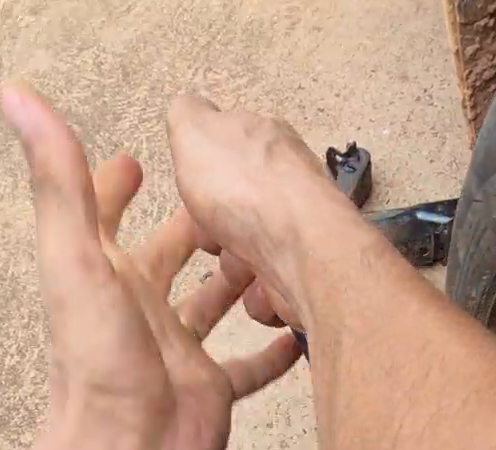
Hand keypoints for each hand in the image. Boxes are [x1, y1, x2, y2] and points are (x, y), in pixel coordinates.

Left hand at [1, 84, 302, 449]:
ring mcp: (181, 351)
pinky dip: (271, 352)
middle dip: (193, 230)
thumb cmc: (101, 359)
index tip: (136, 160)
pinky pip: (248, 366)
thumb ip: (59, 184)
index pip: (104, 219)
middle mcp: (142, 310)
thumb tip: (16, 95)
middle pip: (169, 260)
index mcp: (107, 276)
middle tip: (227, 201)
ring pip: (213, 306)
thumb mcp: (76, 261)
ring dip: (237, 281)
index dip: (111, 186)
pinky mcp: (214, 388)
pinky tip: (297, 334)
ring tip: (271, 252)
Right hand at [166, 95, 363, 330]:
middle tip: (215, 240)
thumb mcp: (196, 131)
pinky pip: (269, 293)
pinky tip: (263, 287)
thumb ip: (187, 115)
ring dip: (236, 268)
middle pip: (237, 216)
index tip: (194, 200)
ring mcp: (301, 234)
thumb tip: (189, 108)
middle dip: (218, 235)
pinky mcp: (308, 277)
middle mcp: (289, 186)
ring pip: (249, 259)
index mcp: (267, 142)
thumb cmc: (244, 188)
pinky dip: (260, 295)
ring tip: (243, 266)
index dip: (203, 183)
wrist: (299, 248)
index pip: (229, 159)